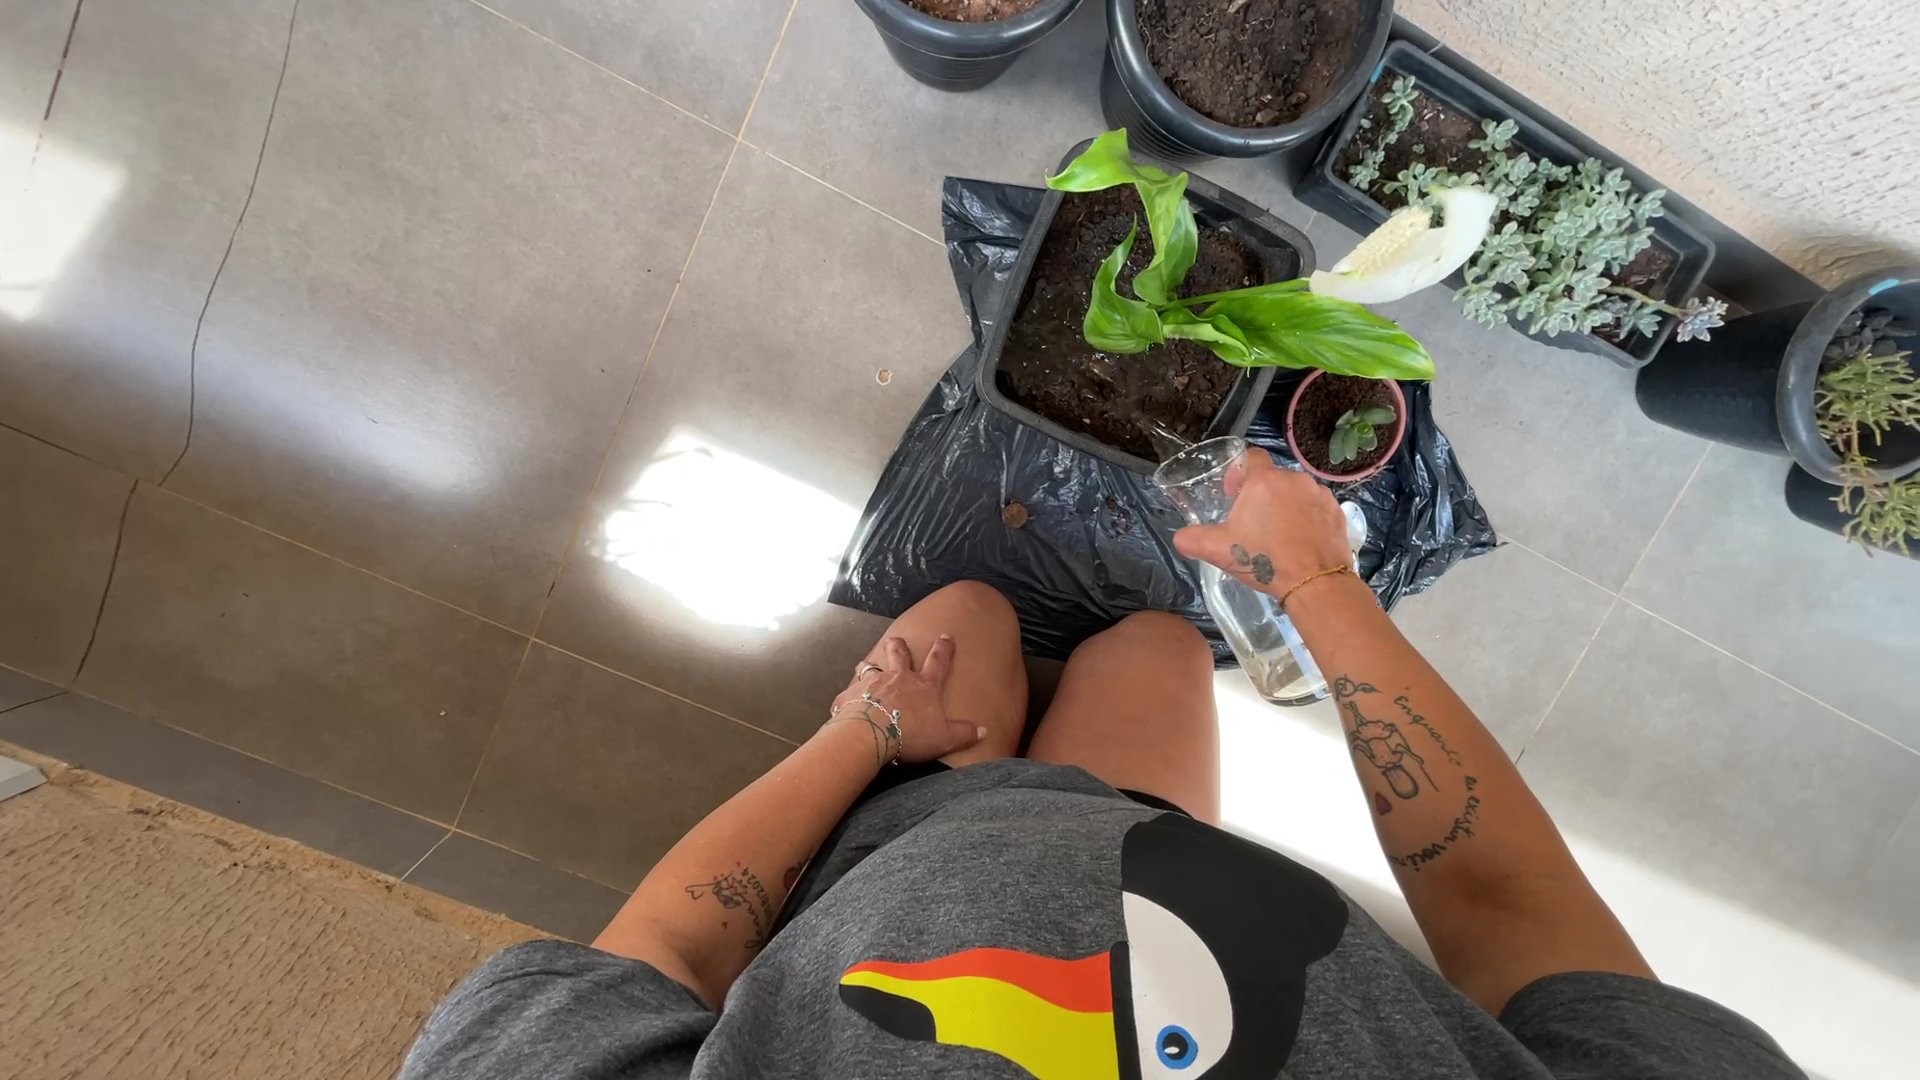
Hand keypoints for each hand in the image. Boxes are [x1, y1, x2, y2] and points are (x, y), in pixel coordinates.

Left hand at [826, 636, 984, 765]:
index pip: (939, 662)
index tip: (946, 636)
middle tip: (898, 641)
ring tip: (867, 666)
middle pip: (899, 654)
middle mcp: (898, 678)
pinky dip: (847, 697)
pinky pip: (847, 693)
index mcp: (923, 685)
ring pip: (870, 666)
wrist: (872, 734)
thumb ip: (963, 733)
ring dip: (869, 666)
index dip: (944, 649)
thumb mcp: (945, 738)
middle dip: (900, 646)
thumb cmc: (911, 734)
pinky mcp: (850, 695)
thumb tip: (983, 731)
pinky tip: (844, 703)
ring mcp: (872, 683)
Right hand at [1172, 448, 1351, 600]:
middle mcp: (1294, 479)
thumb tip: (1180, 537)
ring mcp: (1320, 495)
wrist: (1315, 582)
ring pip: (1295, 492)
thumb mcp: (1218, 550)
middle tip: (1252, 520)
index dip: (1240, 472)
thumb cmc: (1264, 559)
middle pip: (1273, 477)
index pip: (1251, 457)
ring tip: (1278, 532)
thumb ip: (1192, 539)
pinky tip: (1300, 540)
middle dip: (1261, 493)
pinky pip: (1315, 507)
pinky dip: (1307, 517)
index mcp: (1264, 481)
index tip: (1235, 493)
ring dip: (1285, 504)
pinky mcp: (1337, 512)